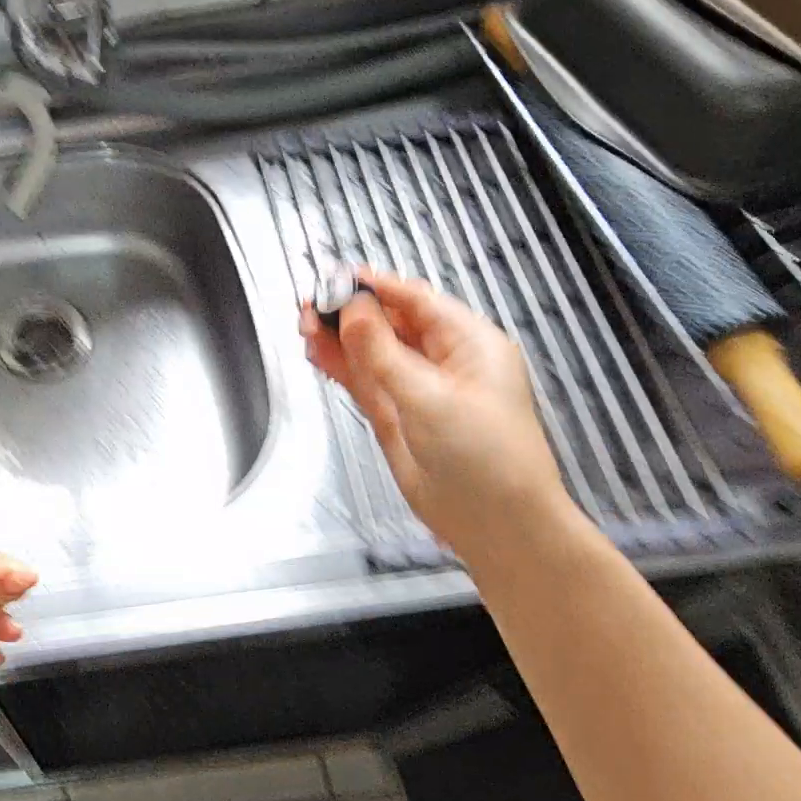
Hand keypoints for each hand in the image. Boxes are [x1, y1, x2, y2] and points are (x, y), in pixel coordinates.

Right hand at [300, 269, 571, 558]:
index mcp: (469, 344)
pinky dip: (341, 367)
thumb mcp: (431, 398)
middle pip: (389, 323)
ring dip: (339, 339)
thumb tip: (354, 310)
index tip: (335, 278)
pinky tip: (319, 354)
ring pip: (371, 352)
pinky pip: (365, 381)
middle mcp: (444, 361)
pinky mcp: (398, 416)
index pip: (415, 300)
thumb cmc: (488, 460)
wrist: (496, 522)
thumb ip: (384, 354)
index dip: (374, 287)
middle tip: (310, 307)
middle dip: (350, 313)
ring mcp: (418, 390)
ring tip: (304, 327)